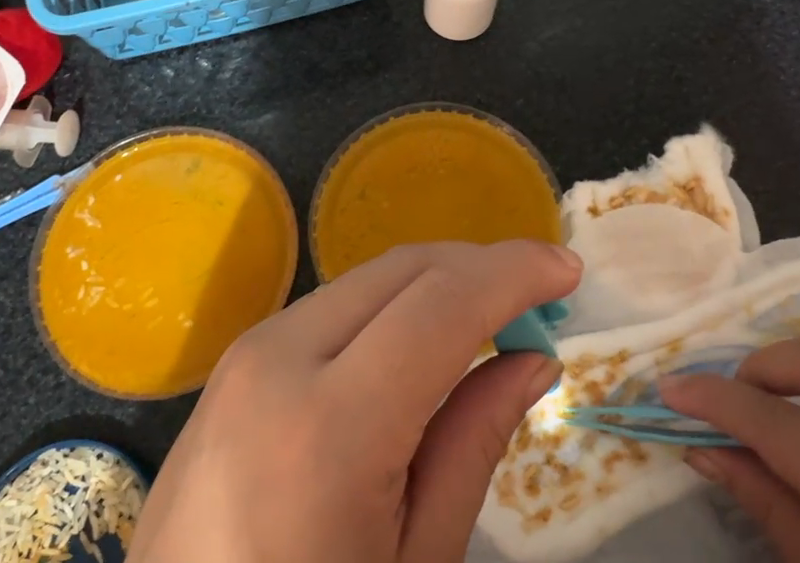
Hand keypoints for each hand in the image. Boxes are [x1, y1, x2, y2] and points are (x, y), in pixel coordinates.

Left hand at [127, 241, 581, 562]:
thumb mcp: (414, 559)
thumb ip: (473, 445)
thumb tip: (532, 361)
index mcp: (328, 425)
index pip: (441, 303)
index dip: (514, 273)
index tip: (567, 271)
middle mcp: (277, 360)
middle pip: (402, 269)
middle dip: (480, 266)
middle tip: (541, 297)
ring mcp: (244, 356)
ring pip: (365, 280)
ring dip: (436, 283)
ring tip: (491, 320)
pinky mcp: (231, 365)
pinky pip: (329, 309)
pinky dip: (389, 307)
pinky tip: (420, 341)